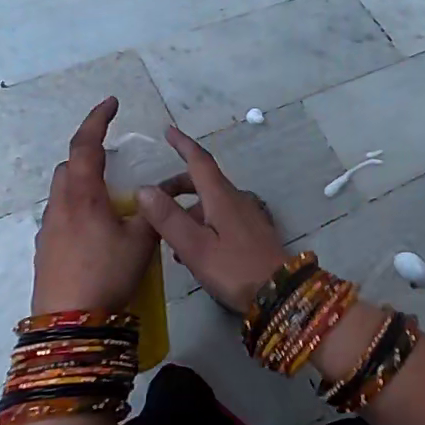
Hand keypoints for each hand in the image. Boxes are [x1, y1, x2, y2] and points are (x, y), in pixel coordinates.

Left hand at [31, 98, 161, 314]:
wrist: (69, 321)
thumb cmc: (106, 274)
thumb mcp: (141, 243)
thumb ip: (153, 214)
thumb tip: (158, 198)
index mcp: (82, 194)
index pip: (86, 144)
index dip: (98, 119)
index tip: (112, 102)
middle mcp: (59, 205)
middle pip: (69, 167)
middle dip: (90, 157)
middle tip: (115, 164)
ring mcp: (47, 228)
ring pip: (63, 193)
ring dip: (83, 187)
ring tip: (110, 205)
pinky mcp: (44, 249)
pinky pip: (61, 217)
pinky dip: (78, 212)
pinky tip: (96, 237)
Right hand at [134, 126, 287, 313]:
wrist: (280, 293)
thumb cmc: (234, 269)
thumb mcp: (194, 246)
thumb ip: (168, 217)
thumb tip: (144, 189)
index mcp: (221, 197)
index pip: (199, 162)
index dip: (183, 145)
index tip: (169, 131)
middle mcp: (236, 200)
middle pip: (204, 181)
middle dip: (178, 184)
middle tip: (155, 198)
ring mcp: (247, 216)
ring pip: (211, 202)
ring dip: (187, 209)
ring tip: (168, 234)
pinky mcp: (252, 233)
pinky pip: (221, 217)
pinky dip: (201, 222)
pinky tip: (192, 249)